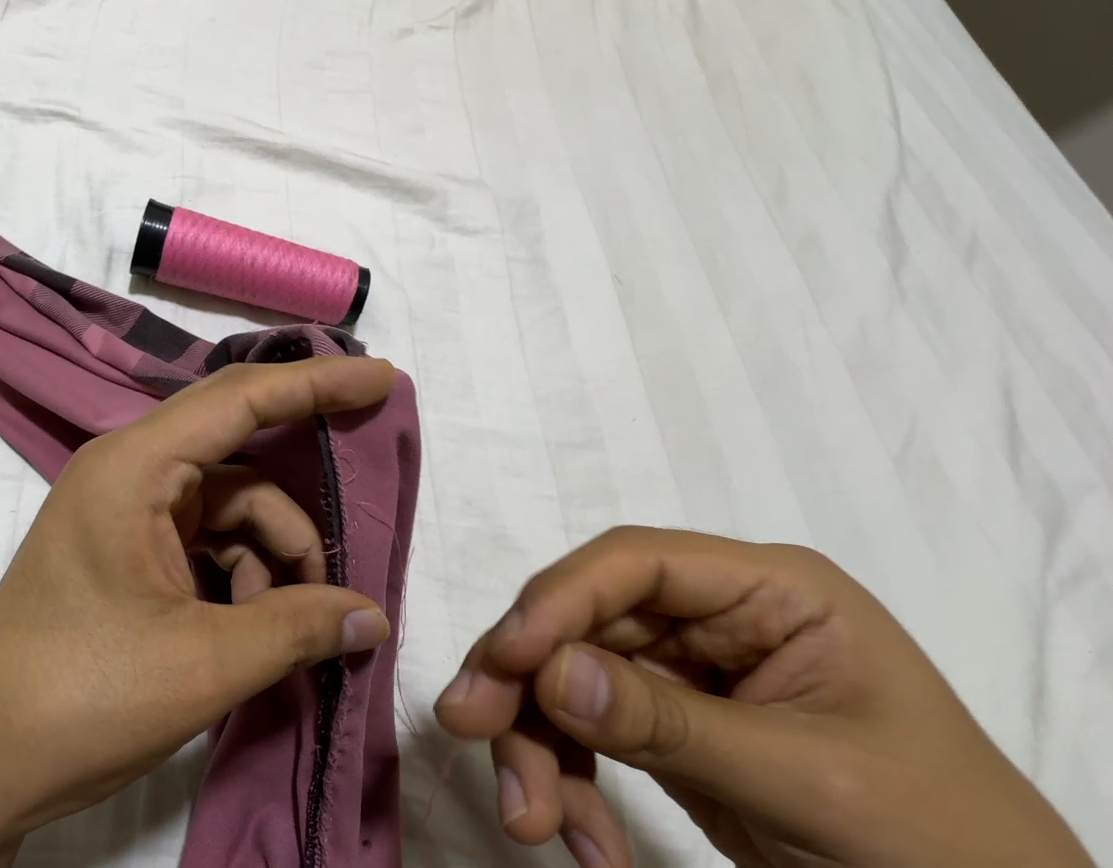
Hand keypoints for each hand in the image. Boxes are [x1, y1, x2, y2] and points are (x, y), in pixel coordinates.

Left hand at [0, 356, 397, 867]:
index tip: (381, 377)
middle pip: (237, 450)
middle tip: (367, 500)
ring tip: (301, 621)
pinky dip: (244, 574)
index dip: (315, 383)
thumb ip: (297, 628)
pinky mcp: (126, 552)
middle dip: (302, 482)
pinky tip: (261, 626)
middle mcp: (125, 472)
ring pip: (229, 506)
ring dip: (275, 553)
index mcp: (131, 467)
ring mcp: (123, 513)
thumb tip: (373, 616)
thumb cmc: (83, 697)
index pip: (237, 399)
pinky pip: (205, 539)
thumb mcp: (204, 662)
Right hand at [433, 527, 1092, 867]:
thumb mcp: (808, 782)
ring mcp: (683, 675)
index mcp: (767, 593)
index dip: (559, 600)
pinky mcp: (663, 729)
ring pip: (567, 681)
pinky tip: (581, 842)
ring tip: (531, 823)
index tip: (501, 658)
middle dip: (526, 685)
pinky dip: (568, 785)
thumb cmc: (940, 844)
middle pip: (582, 625)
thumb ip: (670, 724)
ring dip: (538, 748)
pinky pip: (585, 737)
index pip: (635, 565)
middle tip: (466, 727)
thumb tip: (546, 672)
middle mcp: (712, 618)